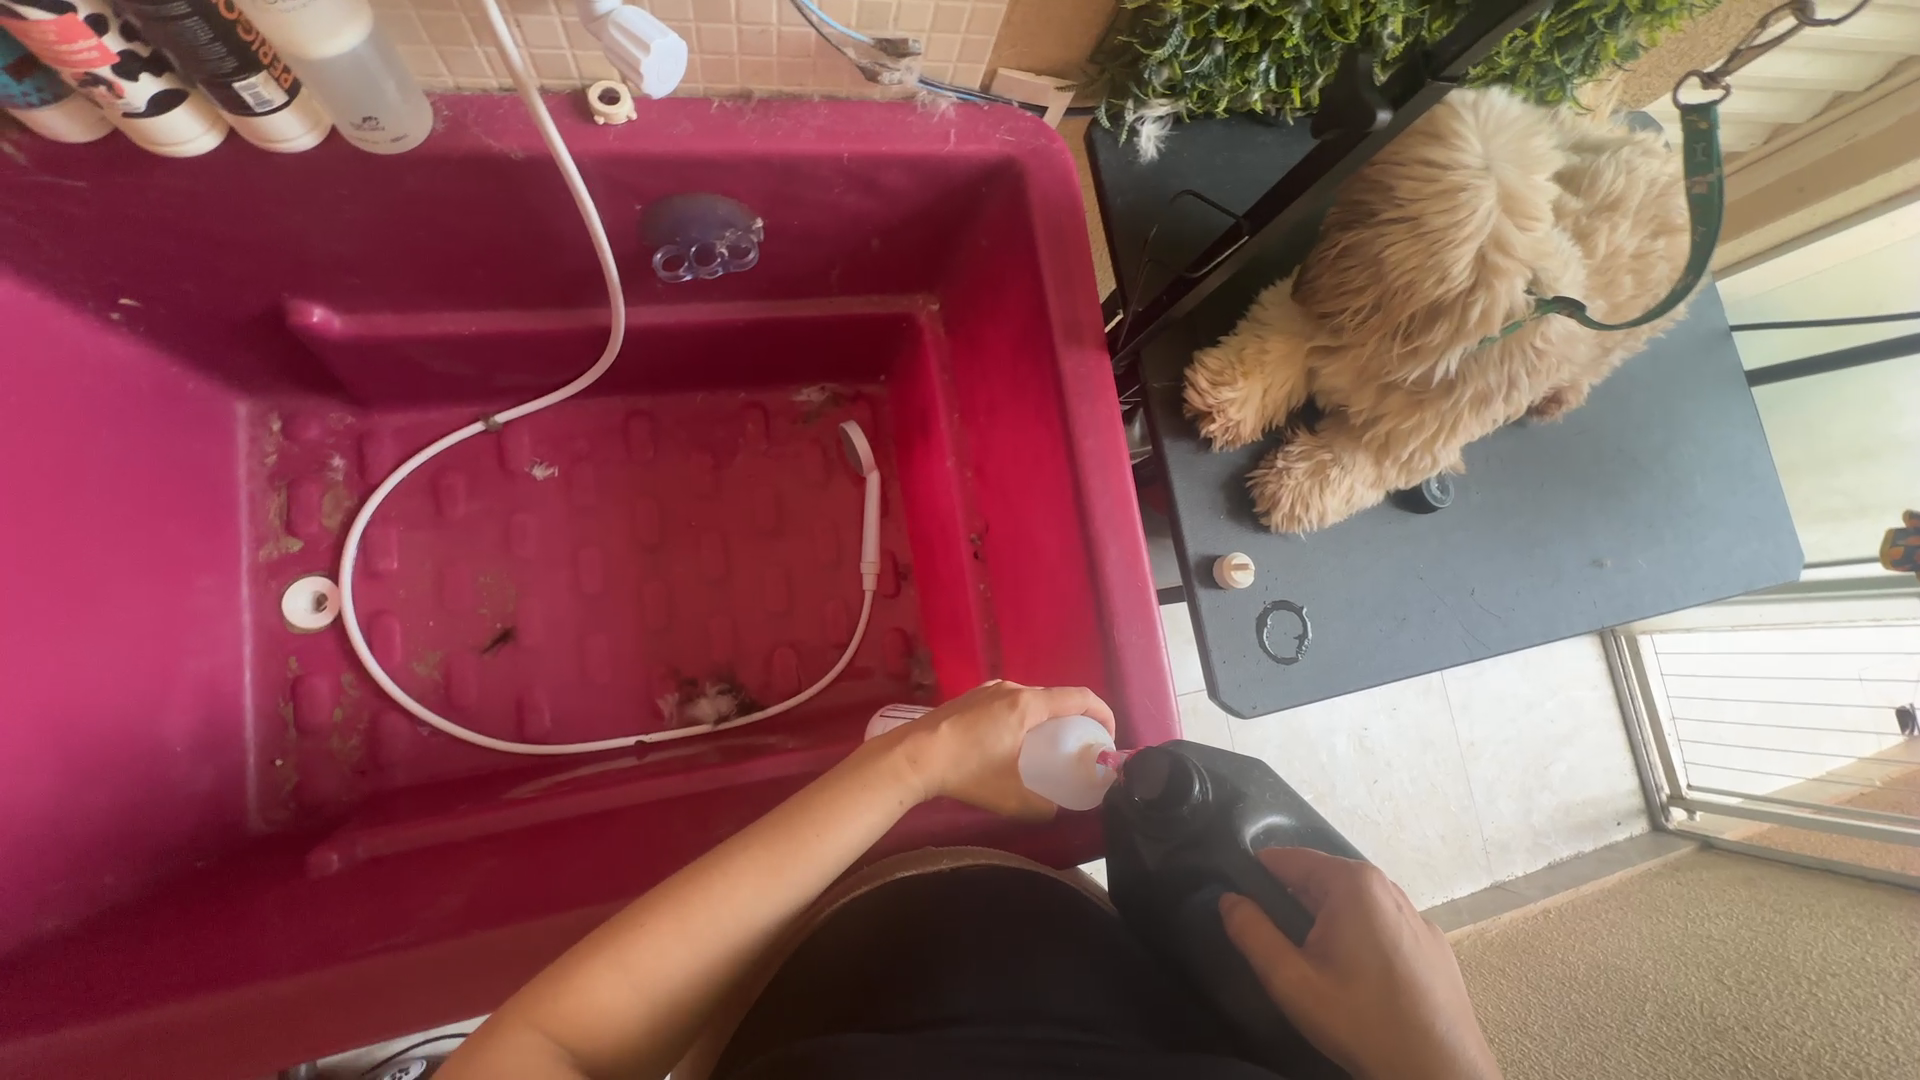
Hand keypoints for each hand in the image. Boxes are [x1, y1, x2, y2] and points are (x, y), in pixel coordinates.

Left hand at [880, 680, 1114, 819]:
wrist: (912, 756)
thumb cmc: (965, 772)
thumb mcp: (1010, 798)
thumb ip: (1041, 806)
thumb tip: (1055, 811)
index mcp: (1027, 705)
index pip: (1079, 697)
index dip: (1102, 712)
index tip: (1108, 735)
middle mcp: (1011, 690)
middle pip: (1055, 698)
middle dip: (1074, 719)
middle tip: (1079, 747)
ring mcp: (988, 691)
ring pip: (1030, 700)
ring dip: (1046, 719)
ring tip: (1047, 747)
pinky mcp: (970, 698)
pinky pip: (1009, 703)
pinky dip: (1023, 718)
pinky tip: (1011, 743)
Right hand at [1219, 848, 1500, 1079]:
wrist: (1441, 1079)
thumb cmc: (1362, 1022)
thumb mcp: (1290, 980)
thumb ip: (1250, 932)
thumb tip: (1229, 899)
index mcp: (1352, 882)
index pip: (1285, 858)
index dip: (1257, 881)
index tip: (1248, 915)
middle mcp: (1388, 887)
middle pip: (1318, 880)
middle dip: (1293, 907)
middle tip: (1285, 953)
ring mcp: (1418, 917)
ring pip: (1350, 905)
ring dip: (1327, 925)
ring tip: (1322, 971)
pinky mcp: (1435, 947)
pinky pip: (1381, 927)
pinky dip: (1362, 942)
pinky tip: (1362, 983)